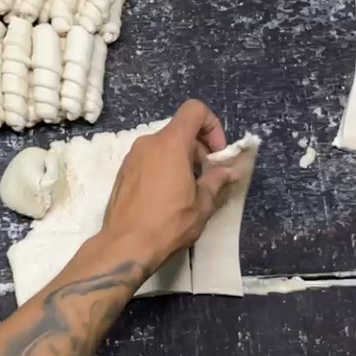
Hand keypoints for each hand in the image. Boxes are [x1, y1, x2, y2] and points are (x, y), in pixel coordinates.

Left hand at [96, 99, 240, 274]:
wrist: (125, 246)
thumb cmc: (168, 223)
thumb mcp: (201, 204)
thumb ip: (217, 180)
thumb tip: (232, 170)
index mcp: (170, 143)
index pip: (194, 110)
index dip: (212, 125)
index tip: (216, 154)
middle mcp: (148, 143)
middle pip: (180, 130)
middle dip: (199, 147)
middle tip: (207, 176)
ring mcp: (132, 157)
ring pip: (164, 145)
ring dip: (181, 159)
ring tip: (188, 189)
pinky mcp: (123, 172)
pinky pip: (149, 159)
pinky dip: (163, 167)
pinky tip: (167, 196)